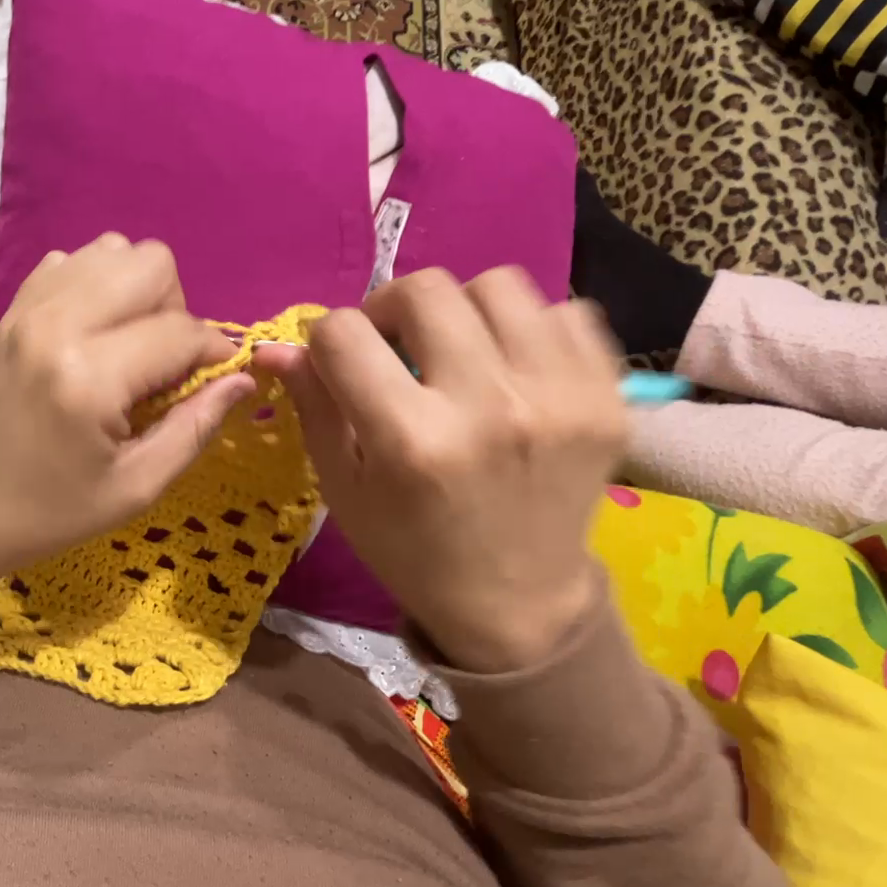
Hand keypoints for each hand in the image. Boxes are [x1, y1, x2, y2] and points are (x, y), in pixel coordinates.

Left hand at [0, 234, 255, 605]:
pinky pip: (73, 261)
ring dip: (138, 292)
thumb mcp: (135, 487)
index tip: (217, 379)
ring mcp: (28, 308)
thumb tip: (244, 378)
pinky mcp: (13, 308)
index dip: (213, 352)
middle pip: (151, 263)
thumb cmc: (52, 511)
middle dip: (175, 310)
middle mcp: (57, 324)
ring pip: (113, 250)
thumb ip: (195, 427)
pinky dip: (98, 286)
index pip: (179, 331)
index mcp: (88, 378)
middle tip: (163, 363)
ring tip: (129, 346)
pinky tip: (94, 334)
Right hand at [254, 268, 626, 672]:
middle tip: (392, 346)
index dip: (326, 340)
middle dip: (388, 309)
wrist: (514, 600)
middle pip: (424, 290)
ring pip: (498, 285)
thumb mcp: (342, 488)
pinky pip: (566, 311)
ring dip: (461, 310)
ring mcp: (560, 397)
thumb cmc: (409, 549)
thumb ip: (314, 407)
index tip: (338, 362)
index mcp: (410, 441)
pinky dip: (527, 328)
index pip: (345, 334)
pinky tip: (510, 368)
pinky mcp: (608, 397)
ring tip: (456, 352)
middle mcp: (489, 407)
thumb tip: (278, 346)